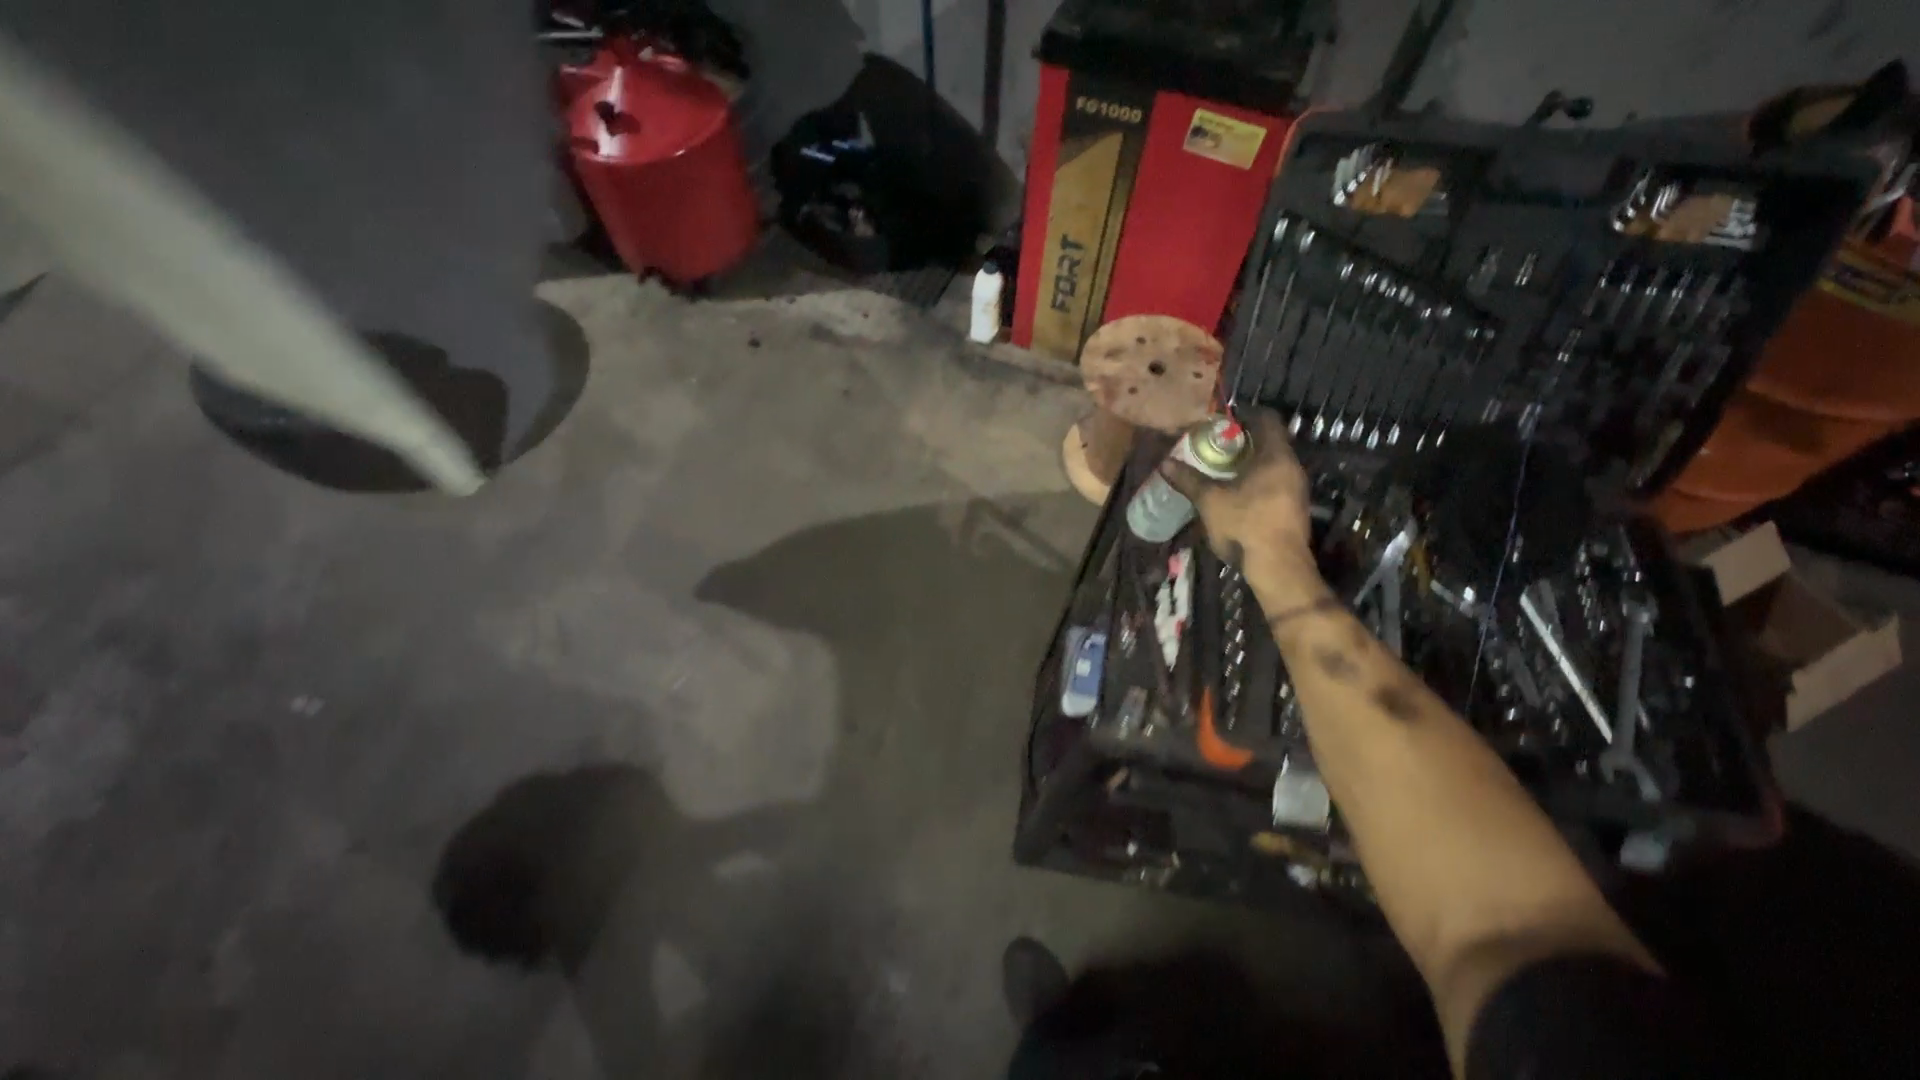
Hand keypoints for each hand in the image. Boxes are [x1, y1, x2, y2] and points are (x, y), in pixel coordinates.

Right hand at [1164, 408, 1316, 584]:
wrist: (1278, 566)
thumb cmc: (1245, 526)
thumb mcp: (1210, 501)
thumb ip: (1189, 480)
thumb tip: (1165, 463)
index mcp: (1275, 456)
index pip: (1267, 419)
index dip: (1246, 414)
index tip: (1224, 420)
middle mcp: (1292, 467)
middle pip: (1271, 441)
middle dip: (1245, 440)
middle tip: (1218, 444)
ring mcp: (1297, 489)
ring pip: (1275, 463)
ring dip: (1252, 462)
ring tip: (1224, 469)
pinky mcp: (1296, 507)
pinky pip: (1277, 482)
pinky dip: (1259, 479)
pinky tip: (1239, 493)